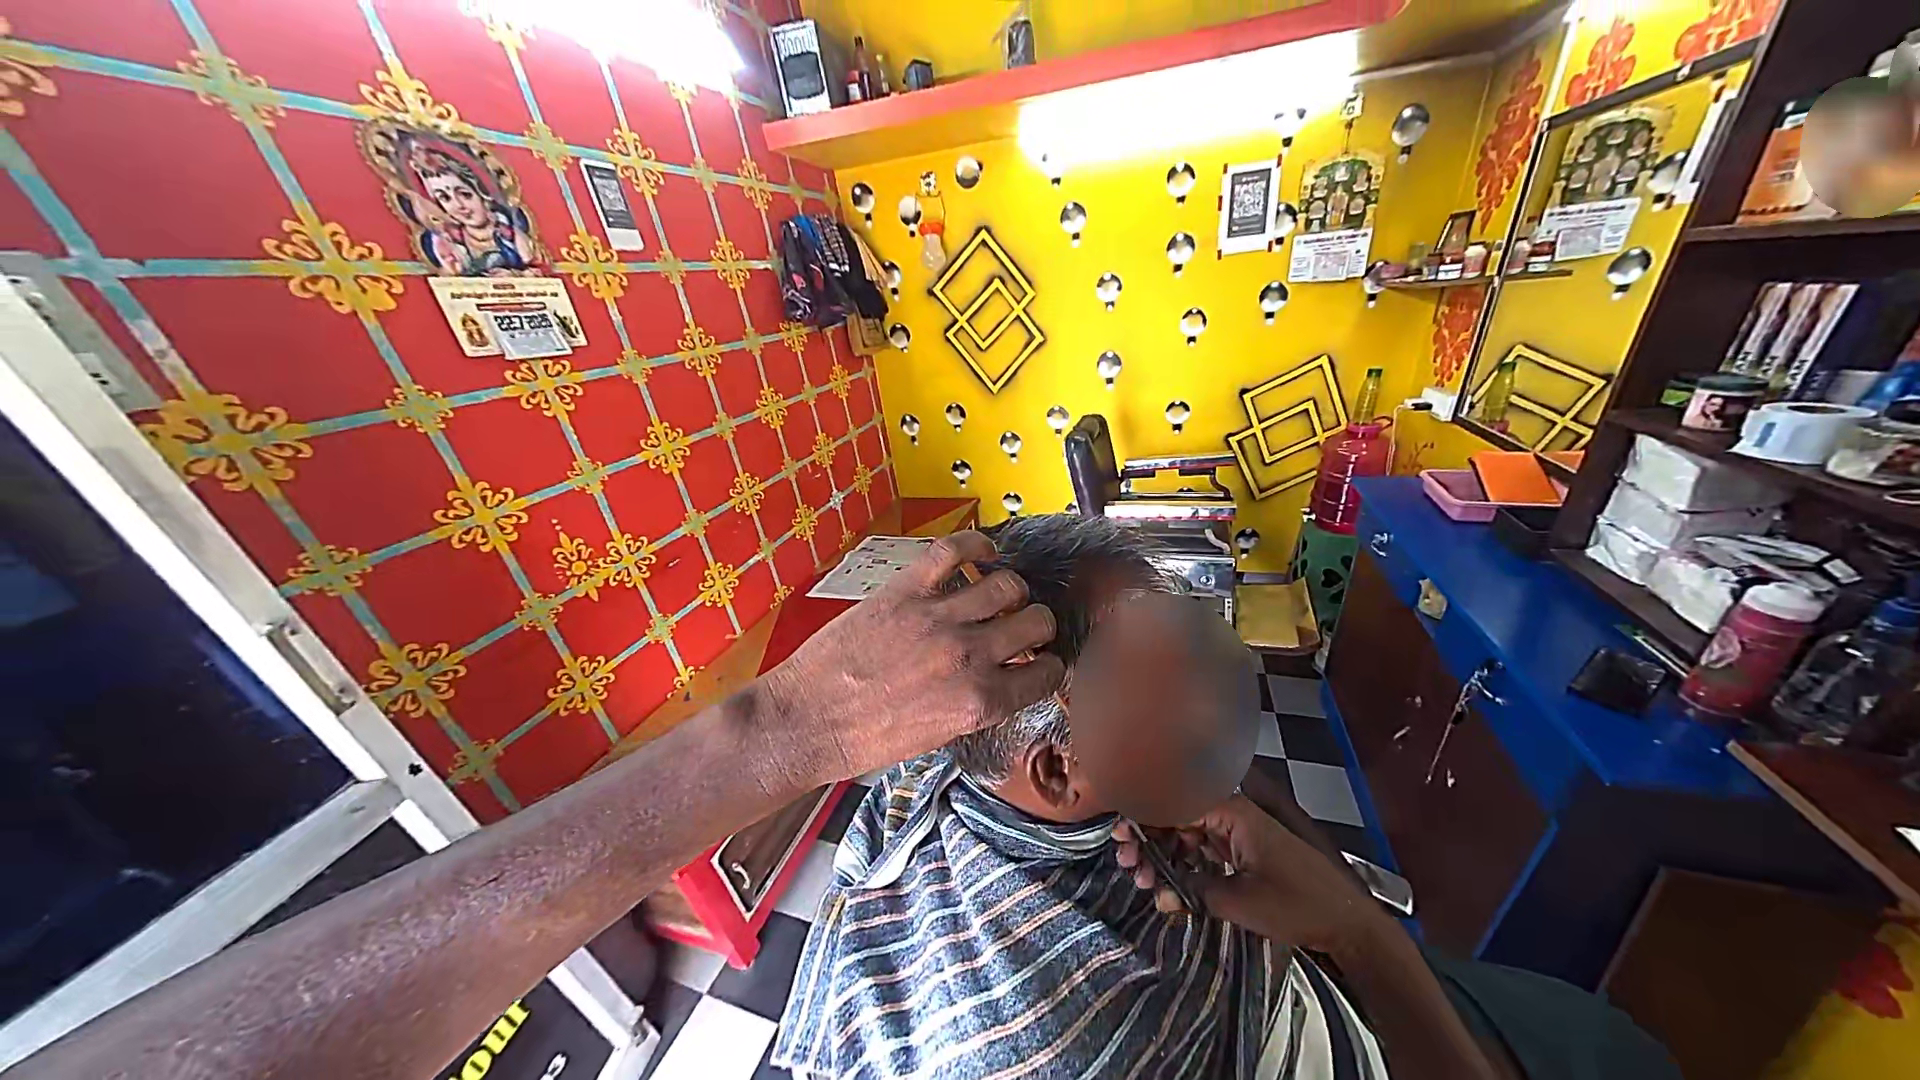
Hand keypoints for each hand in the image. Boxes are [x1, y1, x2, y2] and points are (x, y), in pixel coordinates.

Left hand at [755, 531, 1063, 791]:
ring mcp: (937, 619)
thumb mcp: (939, 735)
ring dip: (1011, 590)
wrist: (806, 721)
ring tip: (1000, 594)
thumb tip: (1003, 676)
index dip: (1049, 666)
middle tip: (1024, 625)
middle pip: (1035, 621)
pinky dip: (976, 544)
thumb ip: (978, 702)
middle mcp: (967, 657)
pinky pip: (953, 551)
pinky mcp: (905, 590)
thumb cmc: (865, 738)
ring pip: (1006, 585)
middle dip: (1037, 625)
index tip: (1043, 660)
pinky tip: (983, 552)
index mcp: (979, 702)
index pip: (1044, 674)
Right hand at [1113, 795, 1384, 952]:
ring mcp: (1236, 833)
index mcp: (1232, 812)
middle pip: (1177, 817)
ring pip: (1186, 835)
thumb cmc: (1297, 904)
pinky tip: (1165, 884)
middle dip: (1148, 839)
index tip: (1121, 835)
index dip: (1144, 819)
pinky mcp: (1241, 852)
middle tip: (1125, 862)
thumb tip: (1159, 894)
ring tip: (1141, 878)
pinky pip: (1200, 849)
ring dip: (1162, 854)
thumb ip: (1193, 891)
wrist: (1349, 925)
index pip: (1176, 803)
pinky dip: (1182, 864)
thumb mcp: (1240, 901)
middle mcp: (1231, 815)